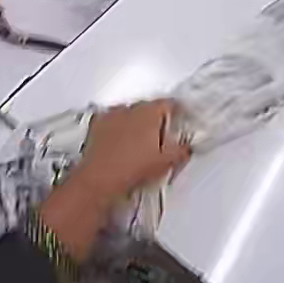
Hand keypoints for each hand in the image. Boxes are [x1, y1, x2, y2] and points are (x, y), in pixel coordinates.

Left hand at [72, 100, 190, 204]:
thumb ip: (181, 151)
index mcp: (149, 113)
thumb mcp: (166, 163)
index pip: (169, 104)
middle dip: (156, 119)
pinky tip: (120, 143)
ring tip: (139, 143)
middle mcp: (129, 109)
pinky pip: (112, 121)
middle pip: (149, 107)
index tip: (181, 118)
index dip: (178, 111)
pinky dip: (117, 128)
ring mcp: (111, 115)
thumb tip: (186, 148)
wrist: (100, 179)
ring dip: (136, 123)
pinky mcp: (96, 125)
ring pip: (129, 113)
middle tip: (162, 137)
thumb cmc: (131, 168)